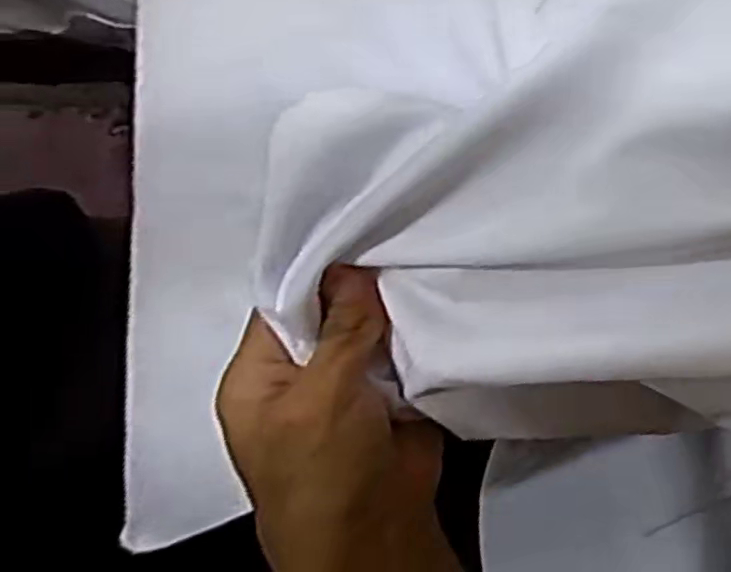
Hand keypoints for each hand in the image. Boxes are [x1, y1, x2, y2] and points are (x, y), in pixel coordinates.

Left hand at [216, 266, 458, 571]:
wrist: (373, 523)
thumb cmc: (322, 471)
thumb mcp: (321, 399)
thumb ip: (341, 333)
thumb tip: (352, 271)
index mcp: (258, 377)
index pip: (283, 306)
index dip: (321, 270)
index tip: (365, 233)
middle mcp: (302, 372)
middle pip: (335, 310)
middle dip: (371, 283)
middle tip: (411, 241)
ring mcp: (351, 379)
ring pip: (377, 324)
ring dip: (402, 304)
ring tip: (435, 263)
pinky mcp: (394, 384)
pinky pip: (408, 342)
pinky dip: (425, 324)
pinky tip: (445, 301)